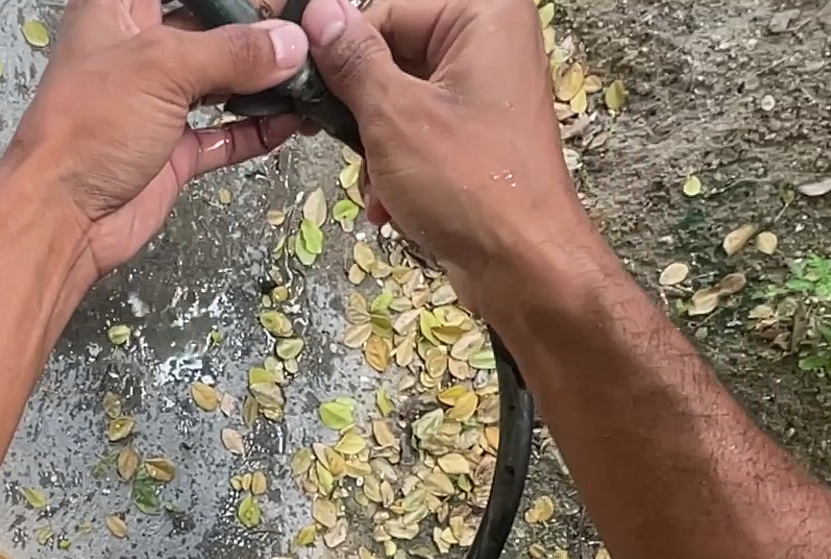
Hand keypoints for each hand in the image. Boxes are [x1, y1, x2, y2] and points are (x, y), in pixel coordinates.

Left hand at [4, 0, 310, 274]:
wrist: (64, 218)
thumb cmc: (89, 128)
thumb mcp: (163, 67)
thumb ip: (232, 51)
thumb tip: (291, 43)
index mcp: (121, 5)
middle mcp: (142, 48)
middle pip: (209, 22)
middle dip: (256, 25)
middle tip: (304, 28)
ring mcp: (159, 103)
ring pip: (221, 78)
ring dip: (264, 79)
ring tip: (309, 72)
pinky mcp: (173, 152)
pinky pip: (223, 134)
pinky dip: (255, 130)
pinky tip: (289, 122)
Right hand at [299, 0, 603, 307]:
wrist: (518, 262)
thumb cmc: (474, 188)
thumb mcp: (394, 117)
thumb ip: (354, 62)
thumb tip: (322, 16)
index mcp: (482, 15)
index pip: (387, 12)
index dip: (343, 56)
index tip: (311, 91)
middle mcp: (489, 46)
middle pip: (392, 61)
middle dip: (362, 118)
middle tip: (352, 148)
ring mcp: (483, 96)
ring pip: (398, 107)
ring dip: (374, 154)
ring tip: (380, 186)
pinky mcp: (474, 140)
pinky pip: (416, 140)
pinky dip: (395, 172)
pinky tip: (392, 202)